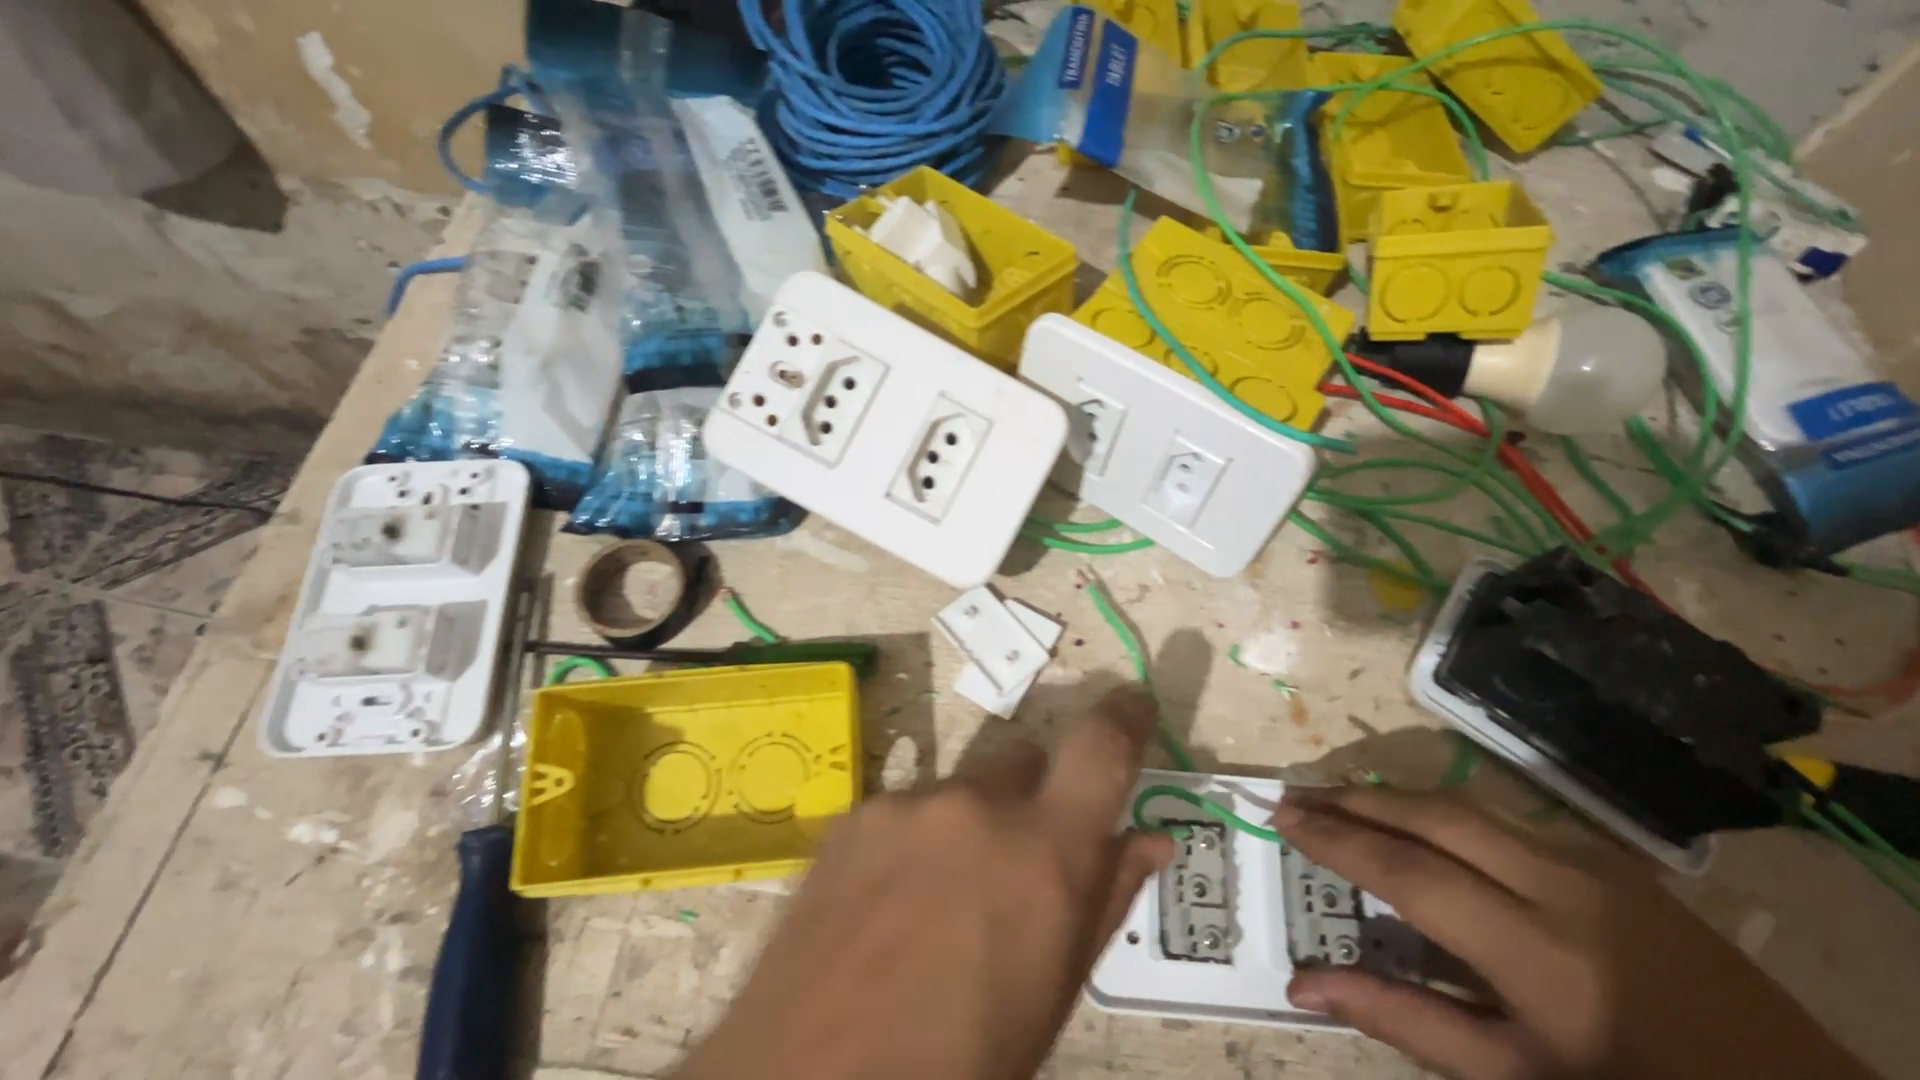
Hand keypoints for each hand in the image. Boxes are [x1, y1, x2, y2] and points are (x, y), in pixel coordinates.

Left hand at [675, 687, 1174, 1079]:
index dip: (1125, 718)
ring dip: (968, 826)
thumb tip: (1146, 840)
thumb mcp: (1053, 994)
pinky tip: (888, 904)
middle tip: (1018, 868)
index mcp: (1042, 852)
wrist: (815, 1078)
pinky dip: (913, 841)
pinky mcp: (850, 818)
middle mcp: (973, 806)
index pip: (1100, 748)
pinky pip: (904, 810)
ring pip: (960, 790)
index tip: (1132, 708)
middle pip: (1023, 763)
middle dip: (1034, 801)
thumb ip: (1103, 899)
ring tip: (939, 903)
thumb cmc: (962, 1056)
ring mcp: (903, 806)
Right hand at [1276, 787, 1878, 1079]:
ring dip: (1394, 799)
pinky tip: (1418, 830)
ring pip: (1468, 806)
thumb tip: (1301, 984)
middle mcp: (1562, 884)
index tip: (1281, 817)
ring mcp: (1593, 863)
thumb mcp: (1512, 1077)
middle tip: (1292, 796)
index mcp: (1536, 950)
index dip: (1336, 838)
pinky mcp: (1612, 861)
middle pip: (1433, 814)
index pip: (1408, 870)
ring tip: (1337, 803)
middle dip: (1354, 798)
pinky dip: (1441, 814)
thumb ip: (1403, 1019)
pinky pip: (1506, 821)